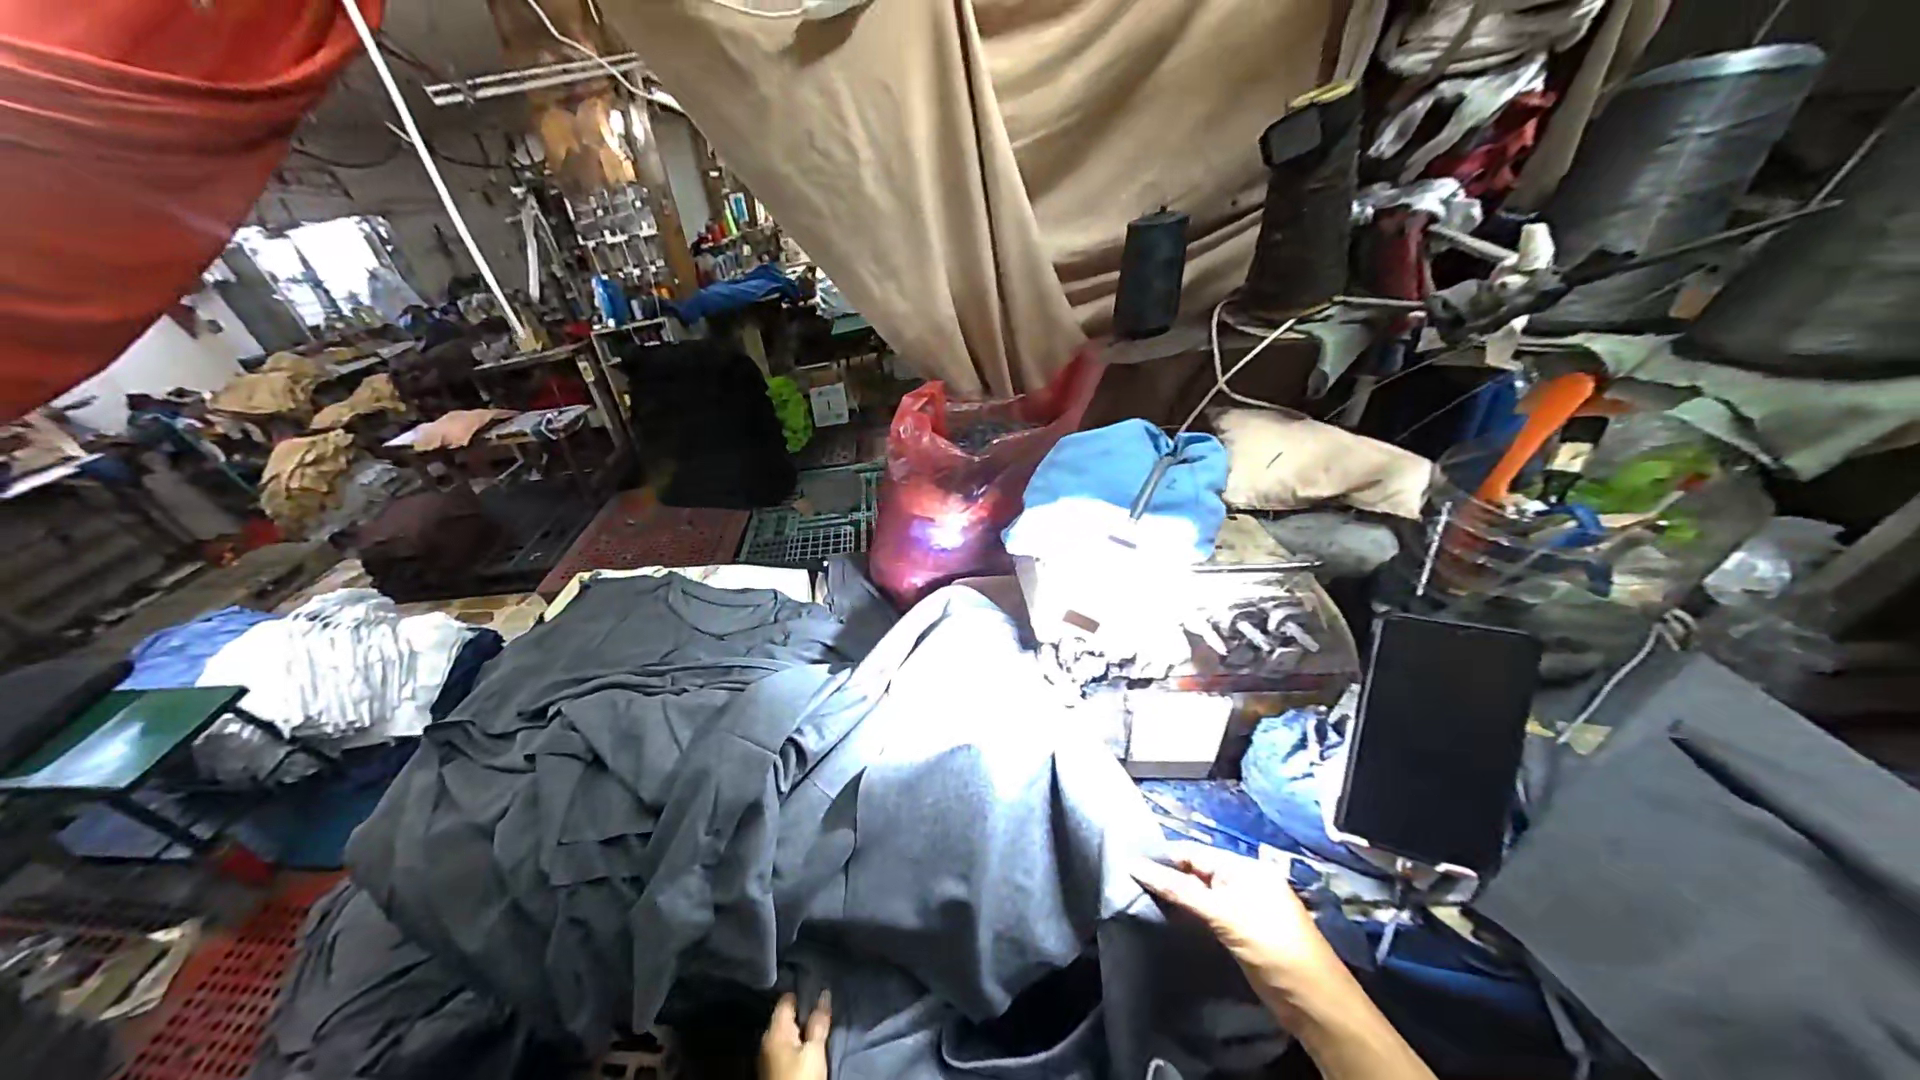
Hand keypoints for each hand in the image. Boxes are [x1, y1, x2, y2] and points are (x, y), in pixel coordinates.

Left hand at [760, 991, 831, 1079]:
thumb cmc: (801, 1079)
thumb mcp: (814, 1050)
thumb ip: (819, 1022)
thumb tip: (824, 994)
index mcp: (774, 1031)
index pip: (787, 998)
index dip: (804, 992)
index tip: (821, 989)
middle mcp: (767, 1040)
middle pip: (787, 1015)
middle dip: (805, 1012)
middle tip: (825, 1009)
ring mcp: (768, 1056)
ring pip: (788, 1032)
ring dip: (803, 1029)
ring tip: (821, 1025)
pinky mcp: (773, 1070)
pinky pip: (786, 1046)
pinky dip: (798, 1043)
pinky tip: (811, 1044)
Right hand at [1132, 844, 1345, 1008]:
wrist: (1315, 1003)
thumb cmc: (1271, 948)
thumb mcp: (1223, 916)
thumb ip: (1179, 890)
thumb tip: (1134, 865)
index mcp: (1245, 867)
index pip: (1194, 852)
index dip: (1163, 857)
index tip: (1129, 865)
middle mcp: (1245, 881)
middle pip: (1197, 871)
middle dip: (1168, 876)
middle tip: (1132, 884)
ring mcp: (1245, 907)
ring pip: (1201, 893)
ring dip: (1177, 895)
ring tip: (1142, 898)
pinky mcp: (1243, 930)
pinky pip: (1208, 912)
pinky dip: (1189, 912)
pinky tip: (1169, 918)